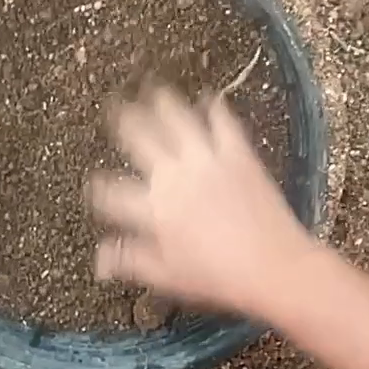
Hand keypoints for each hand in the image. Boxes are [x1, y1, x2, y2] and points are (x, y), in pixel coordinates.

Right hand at [88, 88, 318, 319]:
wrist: (272, 266)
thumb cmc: (217, 277)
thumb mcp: (167, 275)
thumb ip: (132, 261)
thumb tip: (100, 260)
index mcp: (153, 210)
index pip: (114, 193)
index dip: (100, 188)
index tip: (95, 183)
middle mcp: (174, 177)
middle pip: (141, 140)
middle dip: (125, 122)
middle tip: (116, 108)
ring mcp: (207, 161)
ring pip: (178, 122)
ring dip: (164, 105)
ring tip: (155, 90)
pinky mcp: (238, 156)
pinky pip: (223, 124)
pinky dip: (215, 109)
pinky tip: (211, 99)